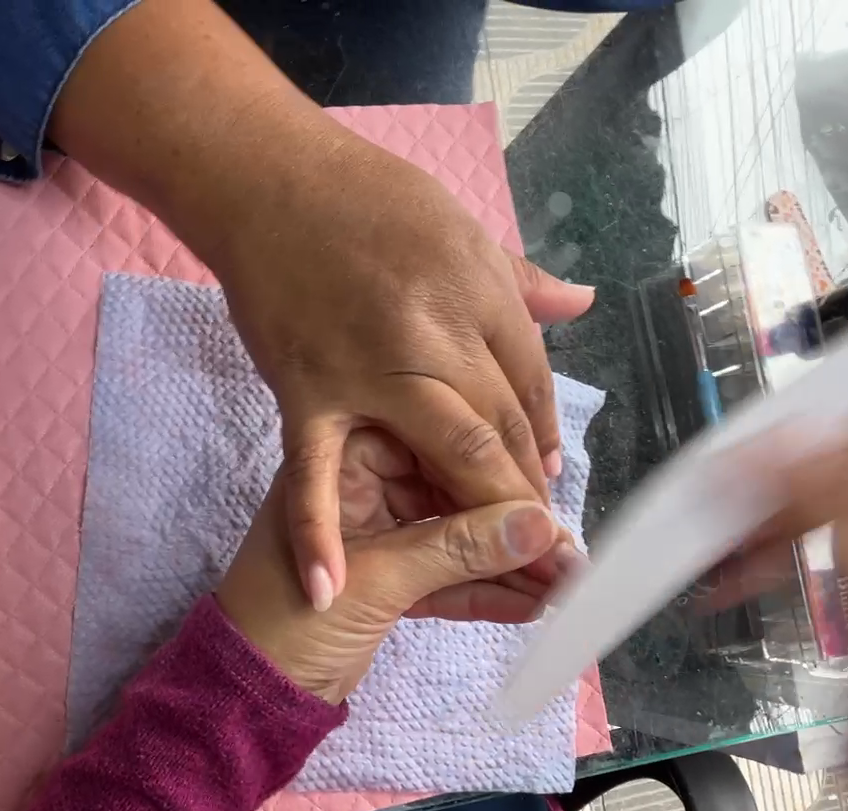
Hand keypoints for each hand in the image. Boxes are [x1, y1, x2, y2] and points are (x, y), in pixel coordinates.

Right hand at [49, 0, 591, 611]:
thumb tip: (580, 301)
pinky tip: (331, 590)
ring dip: (476, 514)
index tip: (546, 479)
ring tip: (495, 568)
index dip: (543, 439)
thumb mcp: (459, 228)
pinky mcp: (305, 394)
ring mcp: (370, 369)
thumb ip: (518, 279)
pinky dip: (317, 532)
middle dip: (527, 490)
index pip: (530, 383)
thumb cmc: (364, 198)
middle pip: (501, 426)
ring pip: (444, 453)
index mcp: (479, 290)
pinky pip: (313, 473)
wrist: (267, 182)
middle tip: (543, 546)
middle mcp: (439, 332)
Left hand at [218, 430, 571, 703]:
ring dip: (505, 567)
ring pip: (455, 541)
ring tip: (566, 587)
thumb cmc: (289, 619)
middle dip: (511, 533)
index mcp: (347, 461)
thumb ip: (461, 549)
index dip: (499, 486)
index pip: (437, 454)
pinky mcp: (387, 578)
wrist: (247, 691)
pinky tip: (531, 603)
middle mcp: (365, 486)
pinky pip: (443, 576)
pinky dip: (481, 593)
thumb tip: (542, 527)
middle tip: (571, 558)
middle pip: (454, 499)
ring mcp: (378, 534)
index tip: (554, 514)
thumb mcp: (380, 578)